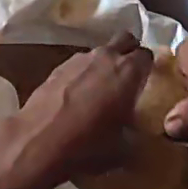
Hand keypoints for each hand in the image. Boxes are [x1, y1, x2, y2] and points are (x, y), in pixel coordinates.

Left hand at [0, 33, 152, 188]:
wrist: (38, 140)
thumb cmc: (88, 145)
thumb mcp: (124, 149)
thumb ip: (137, 134)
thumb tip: (139, 132)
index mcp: (128, 71)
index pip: (147, 55)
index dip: (149, 67)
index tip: (147, 82)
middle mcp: (106, 56)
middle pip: (125, 40)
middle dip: (130, 52)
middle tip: (129, 76)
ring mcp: (80, 58)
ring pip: (101, 51)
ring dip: (106, 63)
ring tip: (102, 89)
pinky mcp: (58, 65)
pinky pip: (80, 63)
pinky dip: (85, 72)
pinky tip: (78, 95)